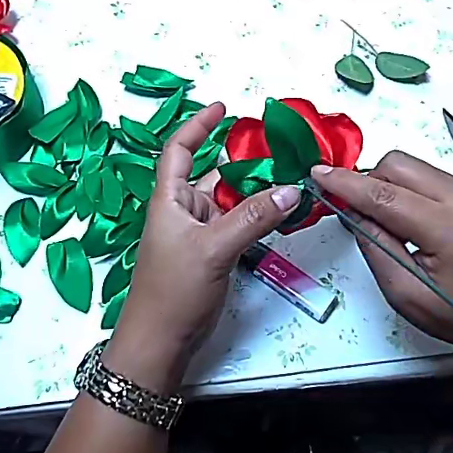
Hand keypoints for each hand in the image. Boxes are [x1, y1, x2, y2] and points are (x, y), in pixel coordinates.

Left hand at [108, 102, 302, 391]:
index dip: (197, 126)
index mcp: (170, 200)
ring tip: (288, 175)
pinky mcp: (215, 253)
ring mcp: (201, 233)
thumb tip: (291, 189)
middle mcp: (185, 211)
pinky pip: (241, 222)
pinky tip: (281, 211)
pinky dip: (260, 214)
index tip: (223, 108)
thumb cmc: (172, 292)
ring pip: (232, 199)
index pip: (179, 151)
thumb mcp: (213, 248)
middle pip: (214, 173)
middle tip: (277, 148)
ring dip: (256, 188)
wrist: (161, 344)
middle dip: (242, 159)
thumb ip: (253, 217)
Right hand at [310, 153, 452, 356]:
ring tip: (387, 221)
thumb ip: (375, 246)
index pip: (385, 195)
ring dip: (390, 184)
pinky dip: (410, 188)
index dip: (347, 184)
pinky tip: (408, 217)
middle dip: (369, 180)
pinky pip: (431, 175)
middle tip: (356, 210)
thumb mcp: (406, 293)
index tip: (319, 175)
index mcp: (450, 229)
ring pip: (415, 166)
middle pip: (400, 165)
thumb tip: (353, 210)